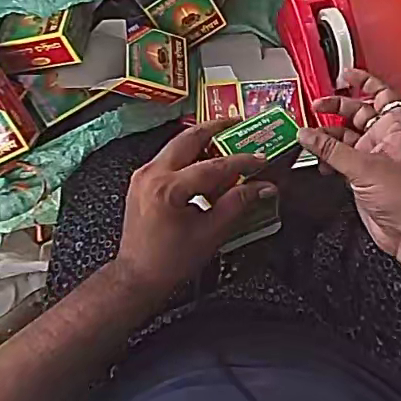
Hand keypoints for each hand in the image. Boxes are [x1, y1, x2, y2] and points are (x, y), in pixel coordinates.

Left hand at [113, 121, 274, 292]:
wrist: (138, 275)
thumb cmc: (170, 261)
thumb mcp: (211, 233)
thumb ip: (237, 204)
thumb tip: (261, 187)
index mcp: (168, 189)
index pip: (213, 166)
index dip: (242, 161)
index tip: (261, 159)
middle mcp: (151, 174)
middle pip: (189, 138)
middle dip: (216, 128)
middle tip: (239, 124)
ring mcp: (143, 175)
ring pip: (177, 145)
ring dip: (202, 140)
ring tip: (226, 139)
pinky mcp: (141, 180)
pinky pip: (169, 158)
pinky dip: (189, 155)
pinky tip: (206, 161)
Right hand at [298, 69, 400, 259]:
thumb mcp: (363, 167)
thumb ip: (331, 149)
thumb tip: (307, 134)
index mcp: (394, 128)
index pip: (381, 94)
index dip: (365, 81)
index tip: (346, 75)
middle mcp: (384, 139)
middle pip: (358, 113)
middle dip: (337, 108)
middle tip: (316, 106)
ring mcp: (372, 157)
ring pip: (345, 137)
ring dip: (328, 136)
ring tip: (310, 136)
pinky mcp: (362, 175)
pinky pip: (340, 158)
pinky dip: (328, 157)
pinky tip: (319, 161)